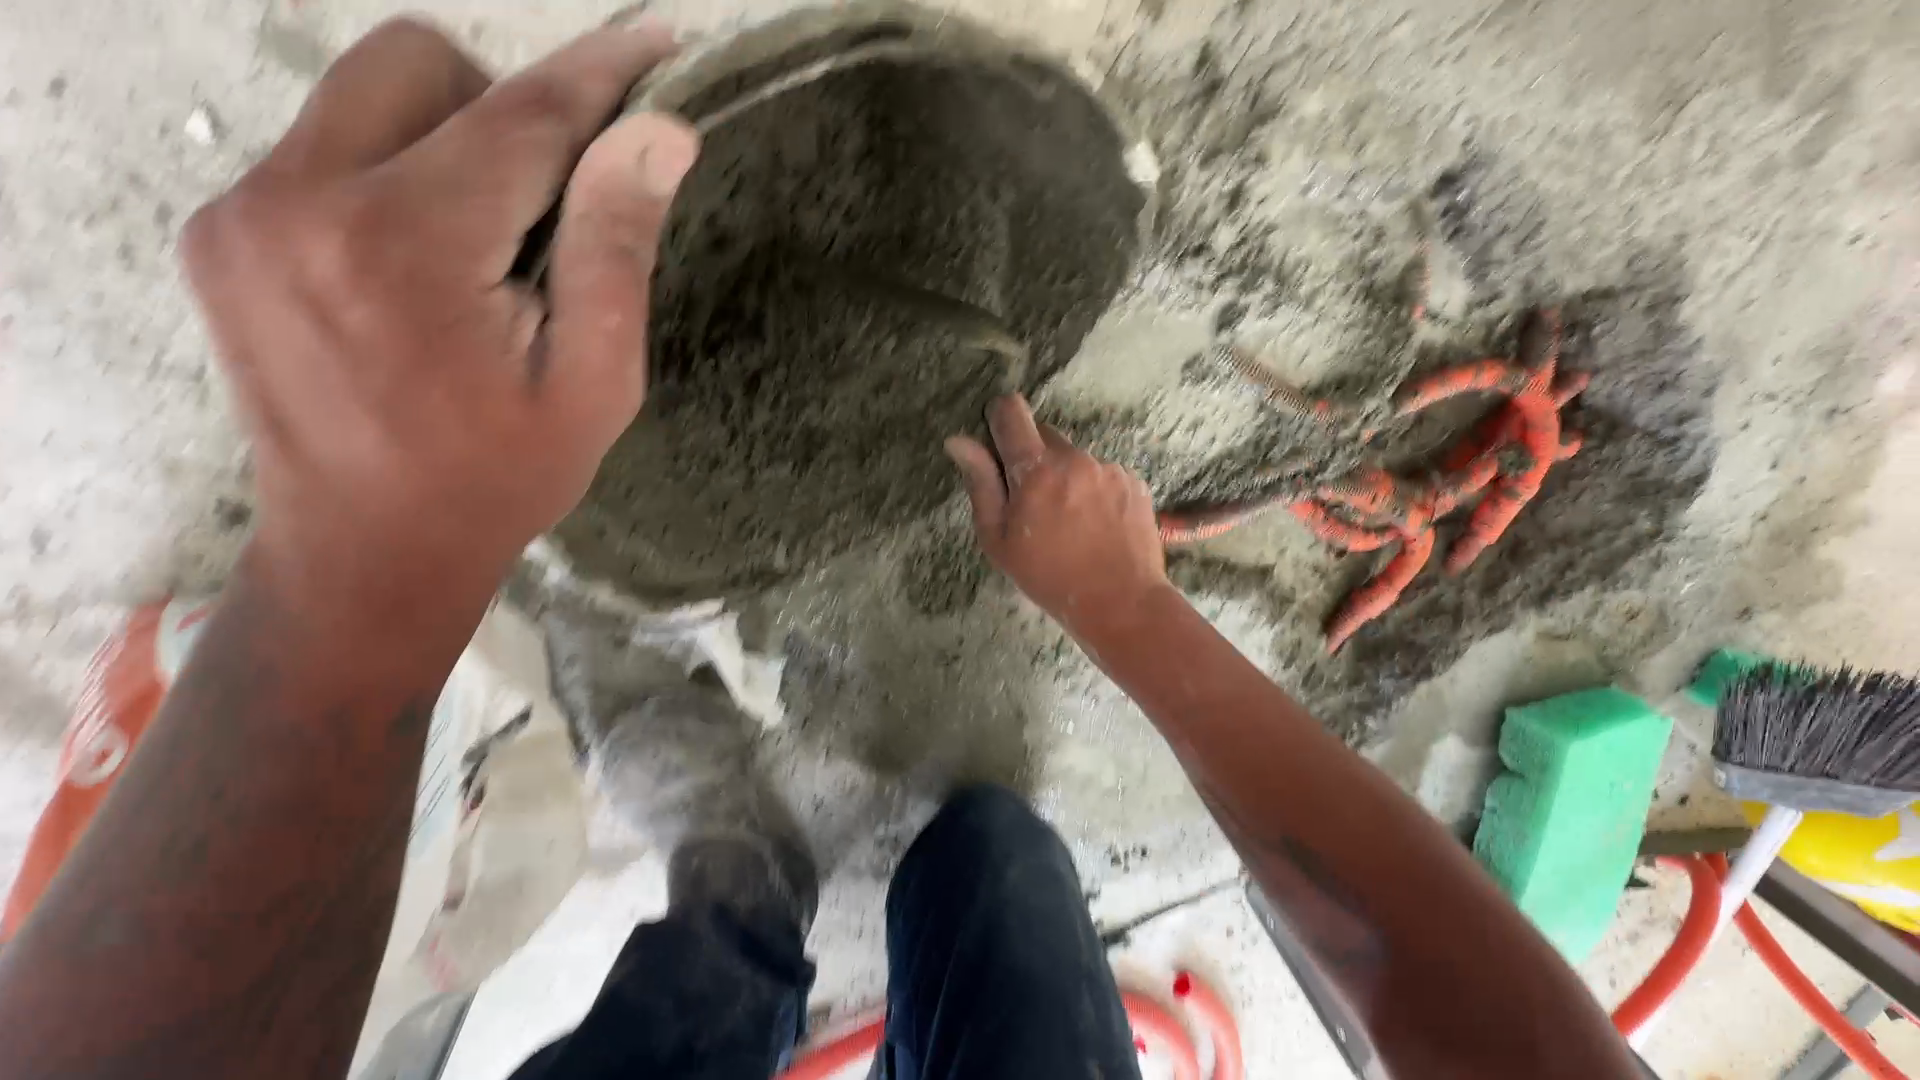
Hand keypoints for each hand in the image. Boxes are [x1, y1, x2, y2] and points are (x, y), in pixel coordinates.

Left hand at [181, 18, 697, 606]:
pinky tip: (423, 271)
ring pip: (364, 97)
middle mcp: (299, 200)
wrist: (369, 551)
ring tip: (486, 252)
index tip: (655, 39)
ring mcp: (243, 212)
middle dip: (505, 113)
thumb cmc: (502, 477)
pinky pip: (327, 149)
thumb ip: (617, 250)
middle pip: (420, 65)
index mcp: (406, 247)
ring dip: (449, 145)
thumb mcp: (594, 384)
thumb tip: (659, 134)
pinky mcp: (222, 231)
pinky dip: (396, 180)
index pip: (521, 116)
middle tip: (552, 210)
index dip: (599, 73)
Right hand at [946, 395, 1170, 639]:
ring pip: (1075, 459)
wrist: (1121, 602)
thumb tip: (958, 441)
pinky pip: (1103, 475)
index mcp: (1035, 470)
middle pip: (1043, 436)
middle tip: (1032, 503)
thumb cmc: (1049, 577)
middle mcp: (1074, 459)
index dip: (998, 418)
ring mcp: (1109, 469)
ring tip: (1069, 523)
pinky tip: (1095, 526)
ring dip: (1065, 478)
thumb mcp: (998, 539)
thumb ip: (980, 484)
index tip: (997, 439)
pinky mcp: (1134, 482)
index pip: (1011, 413)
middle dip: (1033, 459)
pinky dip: (1094, 492)